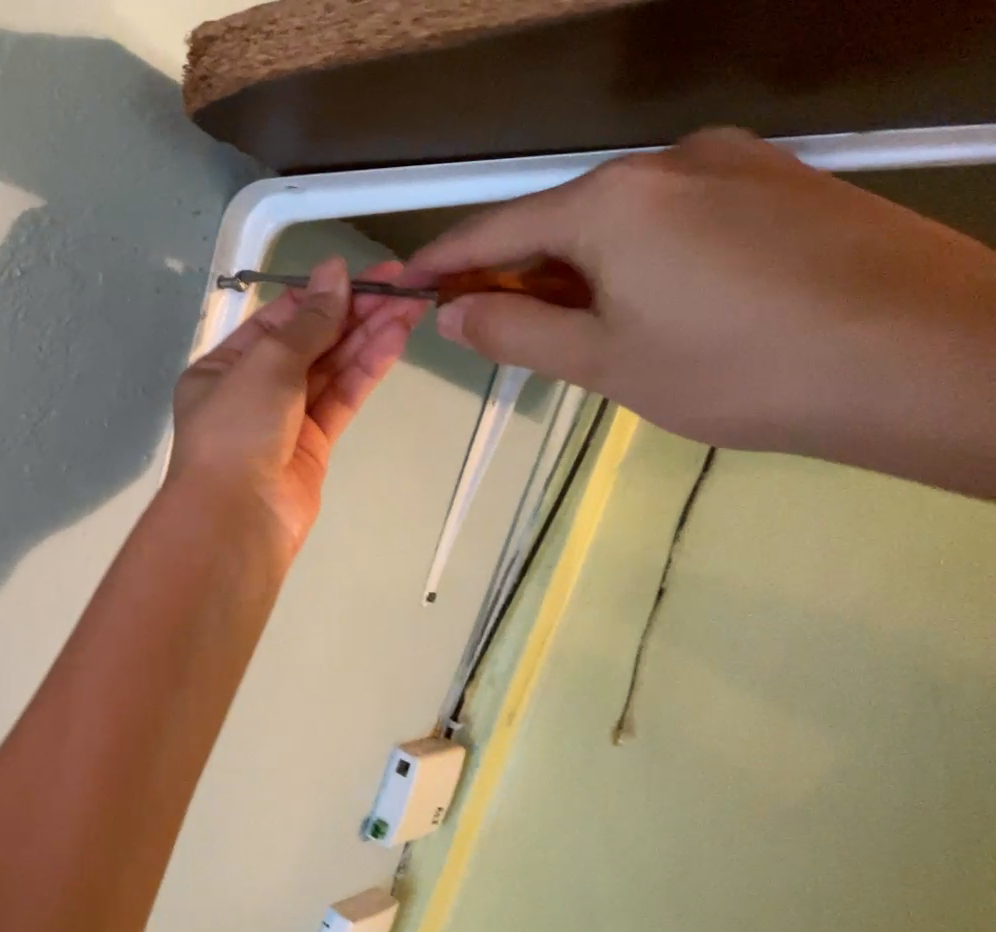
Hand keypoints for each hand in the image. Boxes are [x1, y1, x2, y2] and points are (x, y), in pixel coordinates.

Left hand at [167, 256, 423, 553]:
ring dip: (368, 336)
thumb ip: (307, 321)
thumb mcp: (266, 363)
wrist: (237, 517)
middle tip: (405, 283)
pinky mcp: (312, 446)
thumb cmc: (237, 430)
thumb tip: (334, 271)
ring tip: (413, 305)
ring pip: (329, 369)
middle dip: (352, 313)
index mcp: (220, 369)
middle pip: (307, 343)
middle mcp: (249, 392)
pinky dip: (366, 370)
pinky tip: (396, 339)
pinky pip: (341, 398)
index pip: (275, 322)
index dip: (320, 296)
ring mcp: (282, 421)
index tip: (365, 274)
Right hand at [410, 128, 995, 495]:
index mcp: (609, 201)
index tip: (403, 286)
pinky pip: (676, 213)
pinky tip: (656, 303)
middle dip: (516, 271)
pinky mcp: (782, 181)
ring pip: (618, 217)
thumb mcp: (602, 361)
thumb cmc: (737, 367)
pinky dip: (637, 255)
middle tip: (498, 328)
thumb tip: (452, 312)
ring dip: (578, 266)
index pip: (492, 230)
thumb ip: (513, 330)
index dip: (441, 263)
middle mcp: (666, 161)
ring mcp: (733, 163)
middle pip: (556, 218)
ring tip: (585, 328)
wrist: (933, 358)